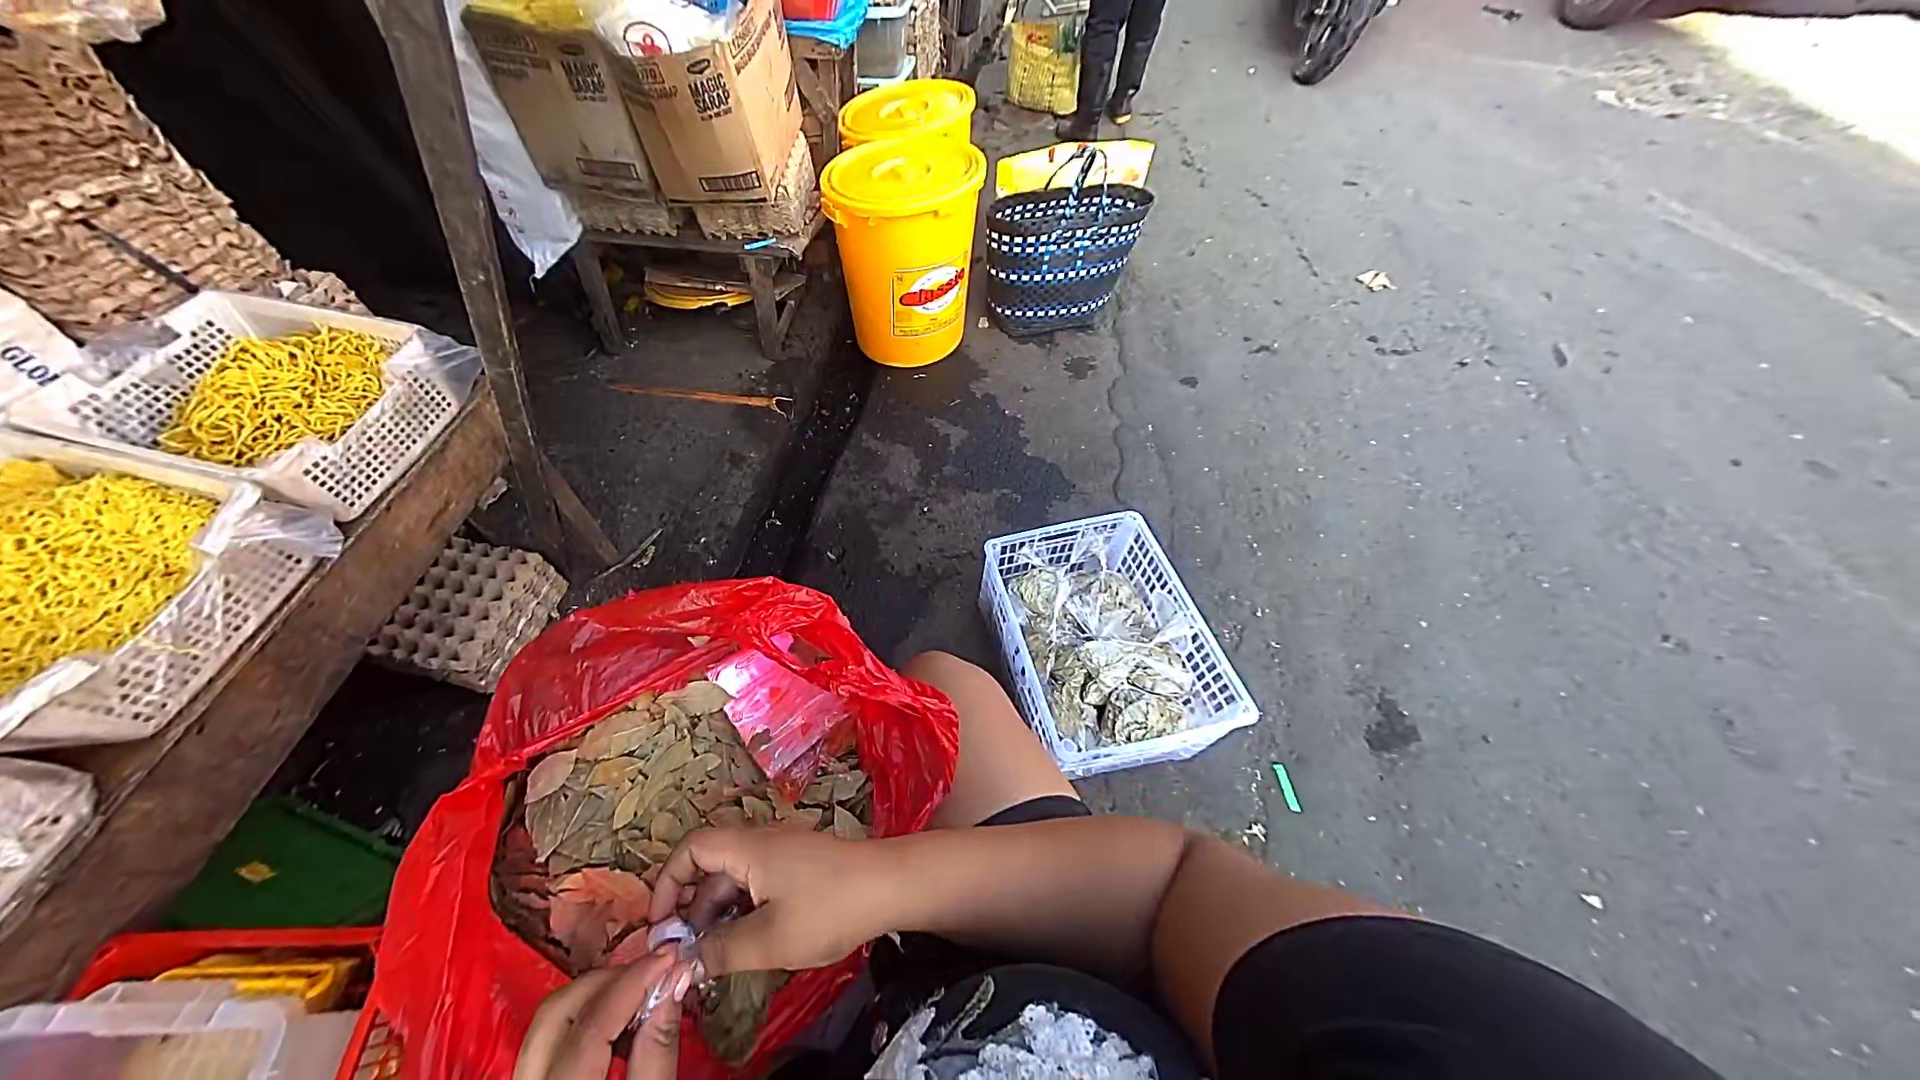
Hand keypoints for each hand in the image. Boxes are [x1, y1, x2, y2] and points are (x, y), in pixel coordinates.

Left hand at [513, 948, 694, 1079]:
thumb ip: (659, 1049)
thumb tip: (676, 979)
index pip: (591, 1024)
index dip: (634, 981)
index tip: (671, 955)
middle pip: (558, 1009)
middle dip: (613, 980)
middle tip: (657, 971)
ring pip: (550, 1016)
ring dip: (600, 992)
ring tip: (641, 991)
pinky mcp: (530, 1079)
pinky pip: (550, 1034)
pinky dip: (587, 1013)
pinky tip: (619, 1015)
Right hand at [648, 827, 889, 976]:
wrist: (889, 887)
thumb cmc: (827, 908)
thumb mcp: (768, 939)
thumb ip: (719, 952)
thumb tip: (682, 962)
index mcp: (749, 848)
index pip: (692, 848)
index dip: (667, 882)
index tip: (661, 925)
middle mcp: (763, 842)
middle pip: (711, 865)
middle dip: (692, 908)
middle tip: (687, 953)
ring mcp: (784, 852)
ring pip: (735, 878)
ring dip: (719, 914)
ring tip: (715, 957)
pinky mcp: (801, 866)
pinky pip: (758, 883)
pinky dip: (744, 910)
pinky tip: (748, 943)